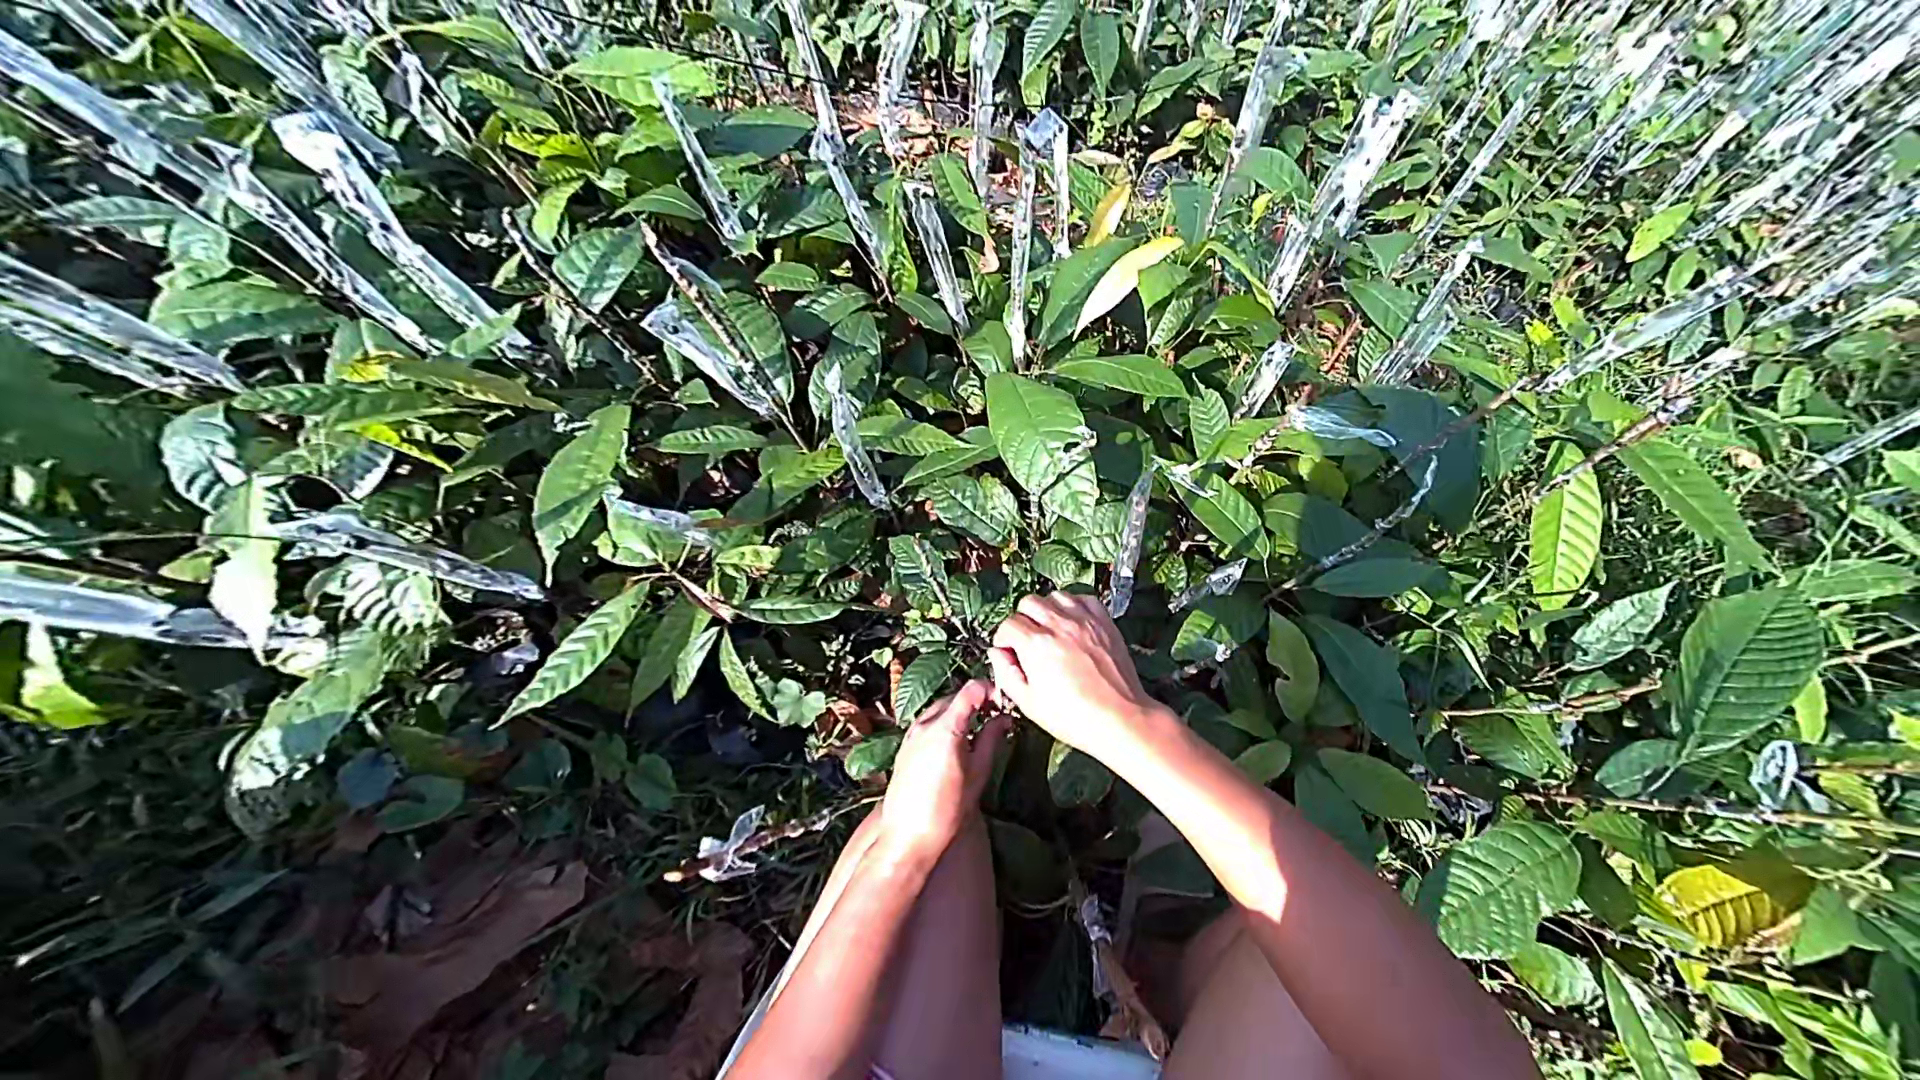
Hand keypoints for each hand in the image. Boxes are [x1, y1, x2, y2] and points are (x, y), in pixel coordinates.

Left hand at [873, 679, 1009, 864]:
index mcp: (946, 728)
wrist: (907, 838)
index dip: (990, 690)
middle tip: (995, 717)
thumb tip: (1004, 719)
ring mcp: (911, 734)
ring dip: (959, 712)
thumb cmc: (948, 811)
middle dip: (976, 702)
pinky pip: (927, 723)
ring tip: (977, 732)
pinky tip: (955, 744)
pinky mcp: (904, 746)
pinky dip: (944, 723)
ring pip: (939, 709)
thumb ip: (992, 740)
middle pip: (954, 697)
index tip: (1002, 703)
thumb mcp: (978, 774)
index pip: (971, 690)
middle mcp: (925, 724)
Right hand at [988, 592, 1160, 755]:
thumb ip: (1006, 674)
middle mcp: (1059, 625)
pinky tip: (1072, 623)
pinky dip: (1074, 606)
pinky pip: (1084, 598)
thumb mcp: (1029, 703)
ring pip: (1055, 596)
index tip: (1009, 652)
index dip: (1004, 640)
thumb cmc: (1073, 717)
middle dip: (1022, 619)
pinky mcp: (1104, 622)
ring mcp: (1084, 621)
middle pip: (1028, 602)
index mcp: (1037, 645)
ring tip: (1050, 630)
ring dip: (1047, 609)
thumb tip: (996, 653)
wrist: (1119, 718)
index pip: (1008, 625)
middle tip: (1028, 639)